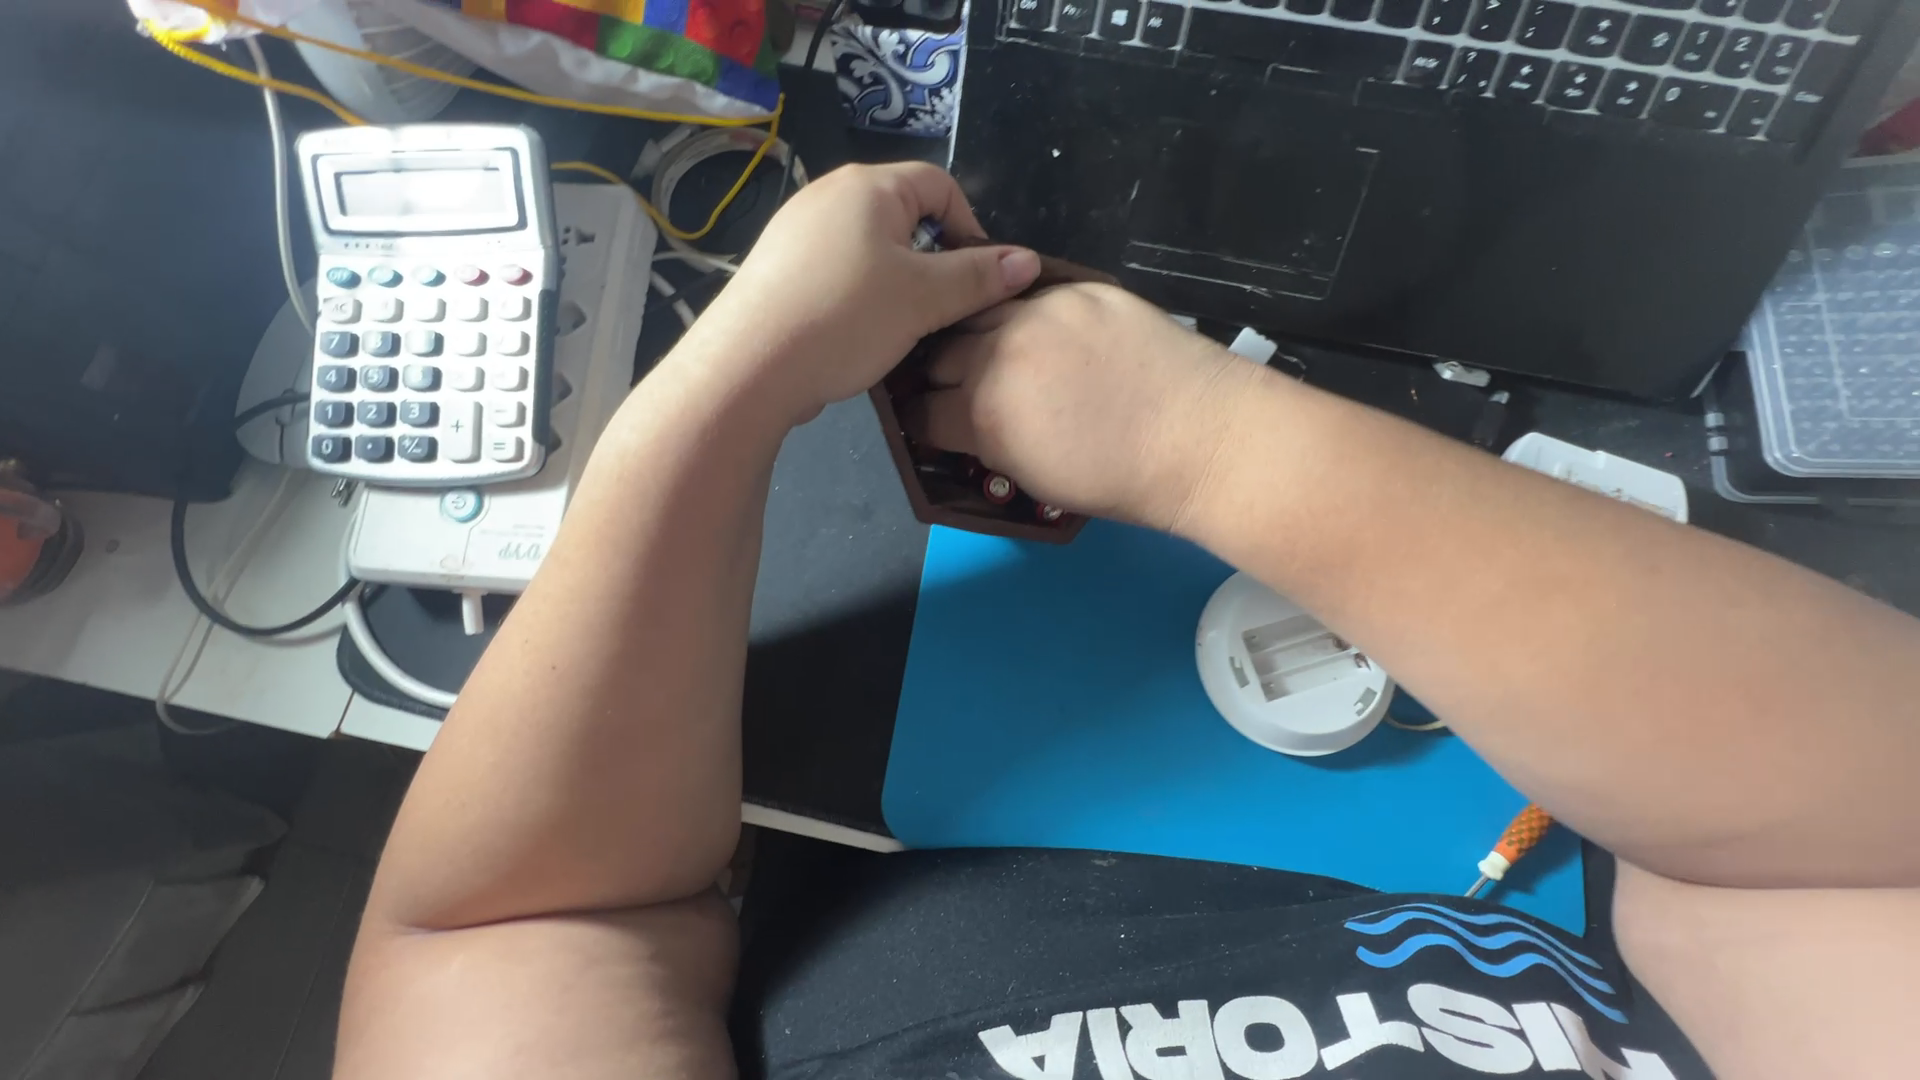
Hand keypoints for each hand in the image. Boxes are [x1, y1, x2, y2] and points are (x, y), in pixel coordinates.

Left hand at [684, 163, 1041, 424]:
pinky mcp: (780, 270)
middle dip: (933, 260)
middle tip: (942, 310)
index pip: (939, 185)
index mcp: (869, 186)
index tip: (978, 280)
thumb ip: (978, 277)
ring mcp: (798, 232)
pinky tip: (859, 334)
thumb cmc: (846, 317)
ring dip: (898, 285)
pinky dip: (860, 297)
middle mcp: (830, 195)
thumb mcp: (924, 298)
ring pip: (871, 250)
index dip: (969, 227)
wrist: (751, 365)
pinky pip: (839, 272)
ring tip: (904, 328)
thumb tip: (1027, 260)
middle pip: (904, 216)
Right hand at [908, 283, 1263, 531]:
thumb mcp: (1035, 480)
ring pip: (975, 314)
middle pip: (937, 356)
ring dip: (972, 334)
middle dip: (938, 374)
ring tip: (989, 348)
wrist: (1201, 439)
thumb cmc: (1121, 481)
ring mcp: (1037, 315)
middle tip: (955, 383)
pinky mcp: (1076, 290)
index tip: (931, 422)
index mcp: (984, 419)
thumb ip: (989, 445)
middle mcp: (998, 358)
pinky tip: (1030, 327)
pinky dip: (1017, 313)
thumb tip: (968, 423)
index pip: (922, 414)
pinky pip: (1025, 295)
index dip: (922, 422)